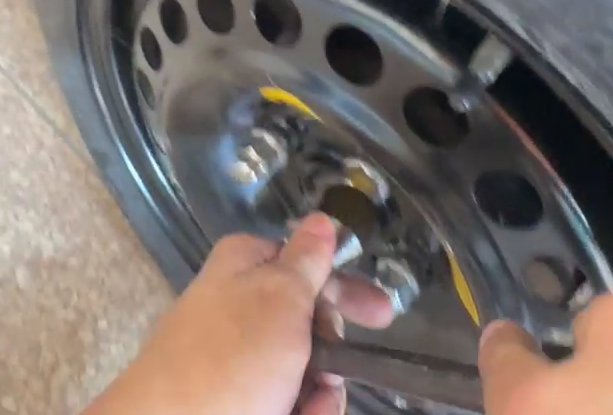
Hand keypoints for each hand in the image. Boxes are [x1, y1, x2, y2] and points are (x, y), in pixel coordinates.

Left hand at [86, 213, 395, 414]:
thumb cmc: (231, 358)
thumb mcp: (280, 296)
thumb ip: (308, 258)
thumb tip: (321, 217)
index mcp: (244, 266)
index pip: (307, 263)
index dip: (345, 289)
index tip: (381, 314)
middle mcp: (238, 307)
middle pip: (308, 325)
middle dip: (330, 356)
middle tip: (329, 376)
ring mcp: (235, 361)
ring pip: (300, 373)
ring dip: (316, 396)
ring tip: (302, 408)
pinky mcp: (234, 400)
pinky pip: (283, 401)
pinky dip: (299, 412)